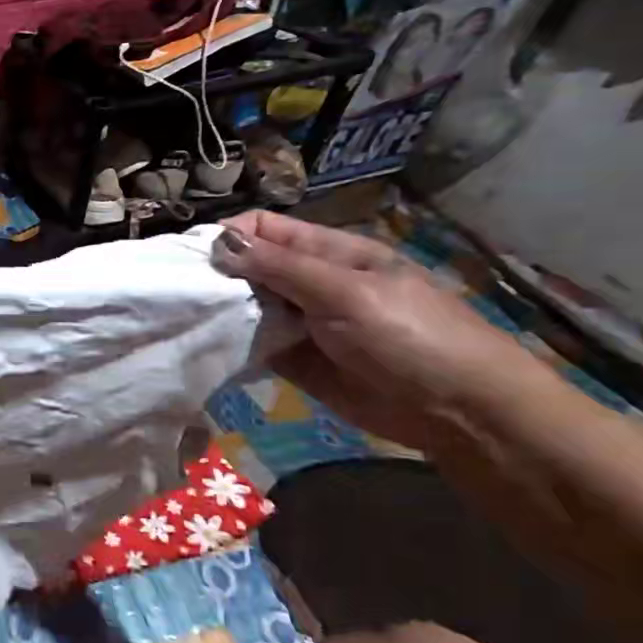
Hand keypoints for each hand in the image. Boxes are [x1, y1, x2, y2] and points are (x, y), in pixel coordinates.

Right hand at [214, 211, 558, 449]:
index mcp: (327, 252)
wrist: (460, 414)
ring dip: (220, 309)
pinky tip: (205, 344)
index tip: (193, 256)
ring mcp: (300, 322)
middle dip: (217, 273)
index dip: (229, 236)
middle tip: (181, 290)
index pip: (264, 228)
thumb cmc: (411, 336)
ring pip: (245, 305)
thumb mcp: (346, 292)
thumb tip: (220, 242)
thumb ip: (281, 267)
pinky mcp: (293, 359)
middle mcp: (308, 282)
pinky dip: (230, 342)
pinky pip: (252, 343)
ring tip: (186, 317)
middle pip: (248, 266)